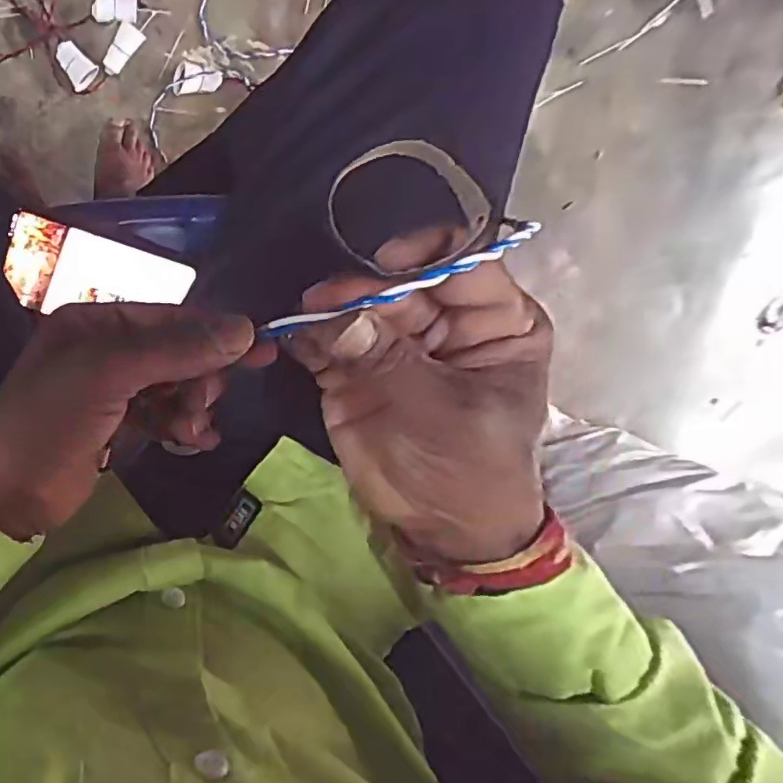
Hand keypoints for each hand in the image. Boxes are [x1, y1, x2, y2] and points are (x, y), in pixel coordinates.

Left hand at [0, 303, 272, 539]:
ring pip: (173, 386)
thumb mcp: (108, 372)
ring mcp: (110, 390)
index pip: (168, 317)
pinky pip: (163, 416)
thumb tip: (243, 328)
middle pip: (176, 352)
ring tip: (193, 429)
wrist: (7, 490)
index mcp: (95, 321)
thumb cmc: (50, 418)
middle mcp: (104, 349)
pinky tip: (196, 441)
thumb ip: (174, 349)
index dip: (214, 332)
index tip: (260, 348)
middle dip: (199, 376)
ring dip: (192, 405)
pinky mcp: (115, 427)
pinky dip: (181, 426)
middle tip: (202, 402)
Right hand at [283, 260, 552, 562]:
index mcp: (491, 322)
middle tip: (320, 302)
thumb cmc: (467, 465)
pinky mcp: (351, 370)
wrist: (439, 525)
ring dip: (326, 311)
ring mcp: (392, 346)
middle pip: (396, 284)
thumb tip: (334, 317)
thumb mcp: (437, 409)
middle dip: (359, 289)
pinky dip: (306, 338)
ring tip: (302, 319)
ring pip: (354, 309)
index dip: (420, 257)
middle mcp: (441, 324)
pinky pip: (324, 341)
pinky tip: (292, 338)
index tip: (378, 267)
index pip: (460, 264)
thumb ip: (386, 359)